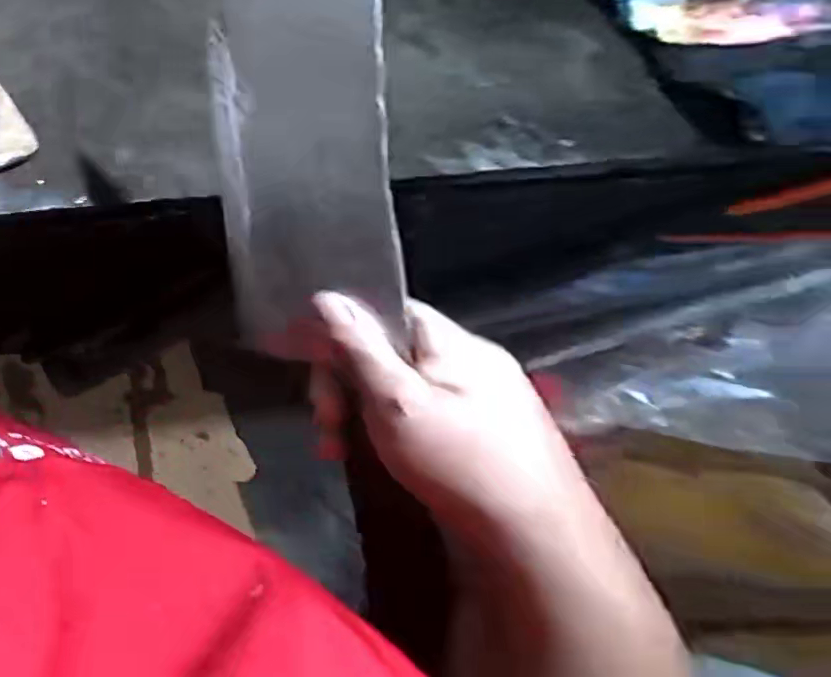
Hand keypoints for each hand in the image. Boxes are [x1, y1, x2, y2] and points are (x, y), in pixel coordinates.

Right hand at [311, 292, 597, 544]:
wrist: (542, 554)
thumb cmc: (460, 464)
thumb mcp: (394, 399)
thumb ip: (356, 344)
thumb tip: (323, 295)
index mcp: (457, 346)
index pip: (385, 308)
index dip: (340, 325)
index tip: (306, 355)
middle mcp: (470, 365)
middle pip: (382, 350)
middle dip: (341, 381)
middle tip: (324, 418)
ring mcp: (478, 402)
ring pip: (392, 385)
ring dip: (354, 410)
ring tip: (336, 445)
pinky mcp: (478, 435)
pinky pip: (413, 412)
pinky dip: (381, 428)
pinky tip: (362, 453)